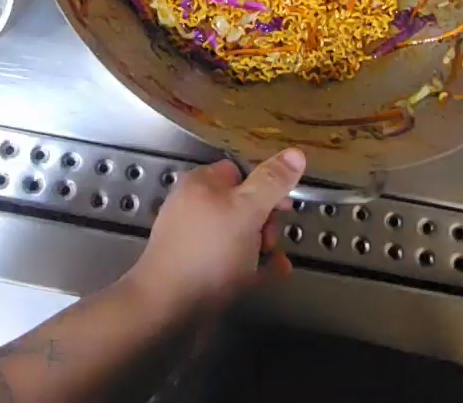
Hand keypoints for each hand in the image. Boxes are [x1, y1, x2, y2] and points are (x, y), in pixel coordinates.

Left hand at [122, 148, 306, 319]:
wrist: (167, 310)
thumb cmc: (209, 252)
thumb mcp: (246, 210)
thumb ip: (271, 182)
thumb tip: (296, 152)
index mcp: (202, 184)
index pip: (239, 171)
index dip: (265, 185)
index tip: (285, 205)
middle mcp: (195, 207)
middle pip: (241, 203)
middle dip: (265, 219)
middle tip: (271, 238)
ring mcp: (196, 241)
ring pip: (239, 234)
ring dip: (263, 244)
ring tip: (274, 257)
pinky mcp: (199, 271)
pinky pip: (234, 261)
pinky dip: (255, 265)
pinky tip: (275, 271)